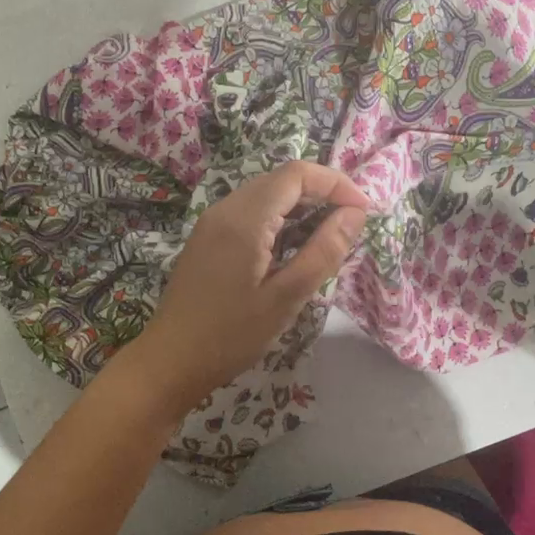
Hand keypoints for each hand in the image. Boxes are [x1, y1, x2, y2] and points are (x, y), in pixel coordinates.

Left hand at [118, 161, 368, 414]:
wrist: (171, 360)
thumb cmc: (231, 334)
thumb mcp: (287, 297)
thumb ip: (324, 251)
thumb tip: (355, 214)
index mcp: (244, 218)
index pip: (296, 174)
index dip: (335, 183)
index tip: (363, 211)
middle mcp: (225, 209)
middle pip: (280, 180)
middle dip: (321, 193)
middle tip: (351, 226)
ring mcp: (211, 224)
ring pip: (264, 196)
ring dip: (300, 208)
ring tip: (328, 238)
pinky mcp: (207, 240)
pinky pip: (249, 214)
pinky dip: (278, 221)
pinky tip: (293, 250)